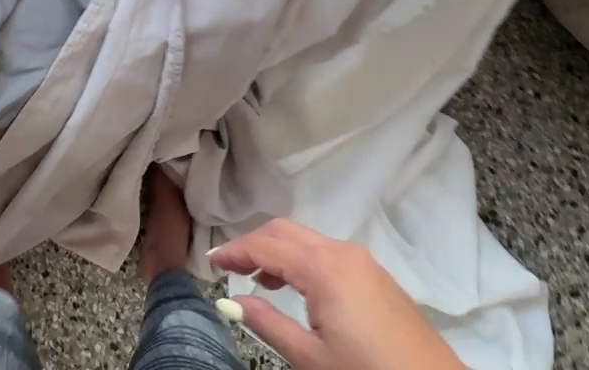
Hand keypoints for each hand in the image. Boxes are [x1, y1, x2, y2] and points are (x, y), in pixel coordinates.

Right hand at [211, 219, 463, 369]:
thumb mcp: (312, 359)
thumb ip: (267, 324)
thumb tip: (232, 302)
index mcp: (323, 267)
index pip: (264, 246)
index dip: (233, 252)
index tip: (209, 262)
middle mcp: (342, 252)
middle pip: (283, 231)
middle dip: (253, 244)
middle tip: (230, 267)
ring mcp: (364, 262)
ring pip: (306, 239)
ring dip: (278, 250)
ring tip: (259, 279)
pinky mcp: (379, 277)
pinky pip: (327, 253)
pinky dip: (302, 259)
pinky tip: (298, 287)